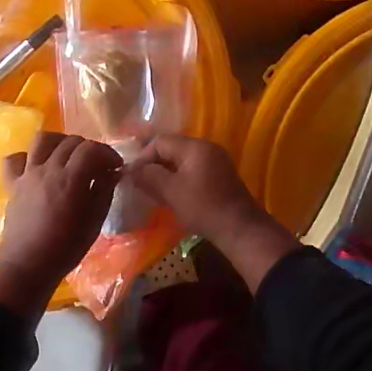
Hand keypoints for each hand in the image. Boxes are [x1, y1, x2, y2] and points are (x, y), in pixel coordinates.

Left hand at [0, 132, 121, 316]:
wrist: (28, 265)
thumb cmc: (66, 248)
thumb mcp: (94, 222)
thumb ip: (104, 192)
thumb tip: (111, 173)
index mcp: (71, 179)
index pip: (92, 149)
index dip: (108, 153)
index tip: (115, 167)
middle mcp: (48, 169)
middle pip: (70, 142)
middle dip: (88, 149)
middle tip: (96, 166)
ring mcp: (27, 174)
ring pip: (42, 140)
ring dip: (60, 142)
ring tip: (68, 157)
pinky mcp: (12, 184)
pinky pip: (15, 159)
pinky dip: (28, 157)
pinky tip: (37, 168)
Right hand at [126, 133, 298, 290]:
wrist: (240, 229)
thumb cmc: (204, 208)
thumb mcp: (172, 192)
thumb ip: (149, 176)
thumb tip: (131, 170)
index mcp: (195, 147)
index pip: (160, 141)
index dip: (142, 157)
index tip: (132, 177)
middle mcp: (206, 148)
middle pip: (171, 148)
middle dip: (153, 165)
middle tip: (140, 184)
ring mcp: (215, 161)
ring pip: (181, 160)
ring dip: (165, 173)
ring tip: (153, 191)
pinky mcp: (219, 176)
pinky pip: (192, 170)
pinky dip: (178, 179)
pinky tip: (172, 195)